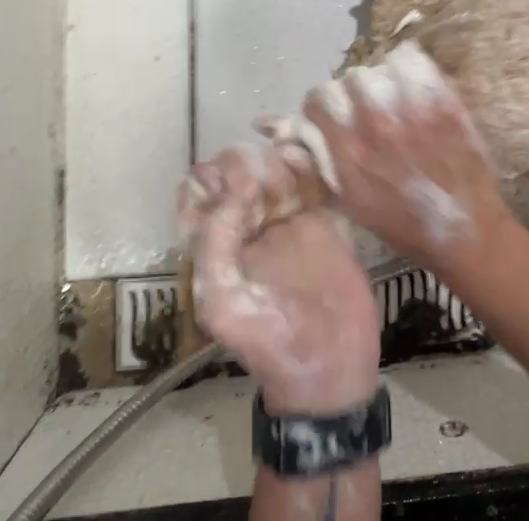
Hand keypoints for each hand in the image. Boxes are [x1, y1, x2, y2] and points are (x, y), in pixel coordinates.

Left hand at [178, 145, 379, 413]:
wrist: (330, 369)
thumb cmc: (269, 344)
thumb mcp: (224, 305)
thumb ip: (215, 247)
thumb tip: (233, 190)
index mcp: (217, 248)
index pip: (199, 196)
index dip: (208, 180)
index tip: (231, 181)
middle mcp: (250, 229)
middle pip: (239, 176)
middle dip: (245, 164)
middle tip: (262, 176)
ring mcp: (289, 224)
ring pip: (277, 173)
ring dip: (278, 159)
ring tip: (286, 167)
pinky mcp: (326, 225)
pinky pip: (316, 185)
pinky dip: (312, 166)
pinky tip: (310, 163)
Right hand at [302, 43, 514, 275]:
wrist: (465, 230)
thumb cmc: (405, 225)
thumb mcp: (352, 203)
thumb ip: (323, 166)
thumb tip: (297, 142)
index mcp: (348, 151)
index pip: (319, 99)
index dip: (323, 105)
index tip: (334, 112)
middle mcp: (374, 125)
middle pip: (351, 79)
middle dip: (355, 91)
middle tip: (367, 106)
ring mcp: (411, 110)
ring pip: (382, 68)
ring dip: (384, 80)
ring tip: (394, 95)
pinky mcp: (443, 103)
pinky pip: (416, 64)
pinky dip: (412, 70)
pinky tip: (416, 86)